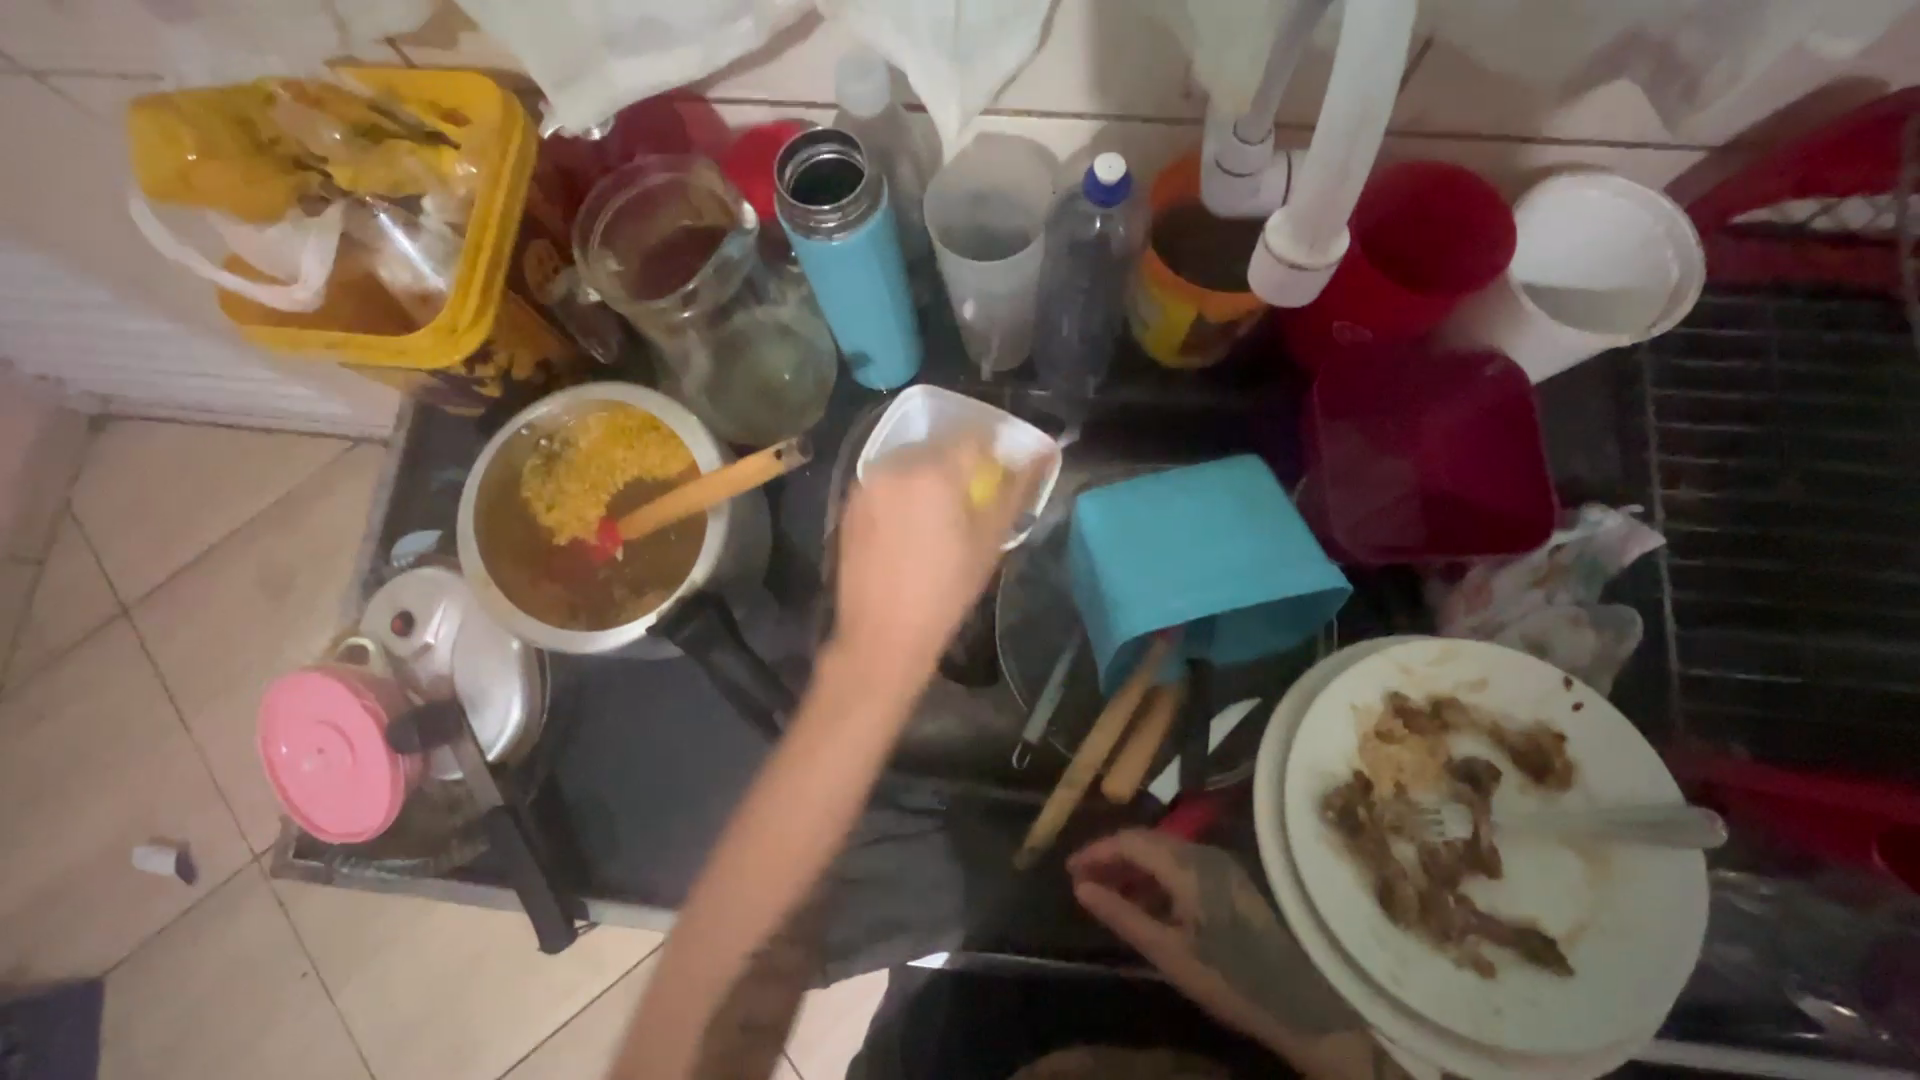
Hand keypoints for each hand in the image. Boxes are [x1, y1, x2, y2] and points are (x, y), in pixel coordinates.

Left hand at [832, 436, 1041, 683]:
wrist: (881, 633)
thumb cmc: (945, 591)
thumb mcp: (989, 542)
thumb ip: (1016, 491)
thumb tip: (1041, 454)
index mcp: (934, 470)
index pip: (973, 437)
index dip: (995, 450)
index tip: (1003, 472)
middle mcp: (895, 465)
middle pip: (938, 446)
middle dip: (960, 462)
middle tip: (976, 494)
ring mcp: (867, 484)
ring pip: (909, 462)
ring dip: (930, 475)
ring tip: (943, 511)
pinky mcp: (849, 504)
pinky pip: (886, 482)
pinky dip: (904, 491)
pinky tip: (912, 525)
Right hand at [1068, 831, 1359, 1047]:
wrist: (1297, 1004)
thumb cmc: (1226, 977)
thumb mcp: (1166, 952)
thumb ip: (1121, 914)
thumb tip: (1080, 887)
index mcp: (1188, 865)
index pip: (1130, 841)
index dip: (1096, 851)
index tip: (1068, 871)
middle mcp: (1205, 854)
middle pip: (1147, 842)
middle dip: (1112, 857)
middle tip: (1083, 881)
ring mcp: (1222, 867)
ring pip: (1165, 854)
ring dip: (1134, 869)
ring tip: (1107, 894)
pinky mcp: (1232, 883)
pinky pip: (1183, 867)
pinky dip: (1156, 879)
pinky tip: (1145, 905)